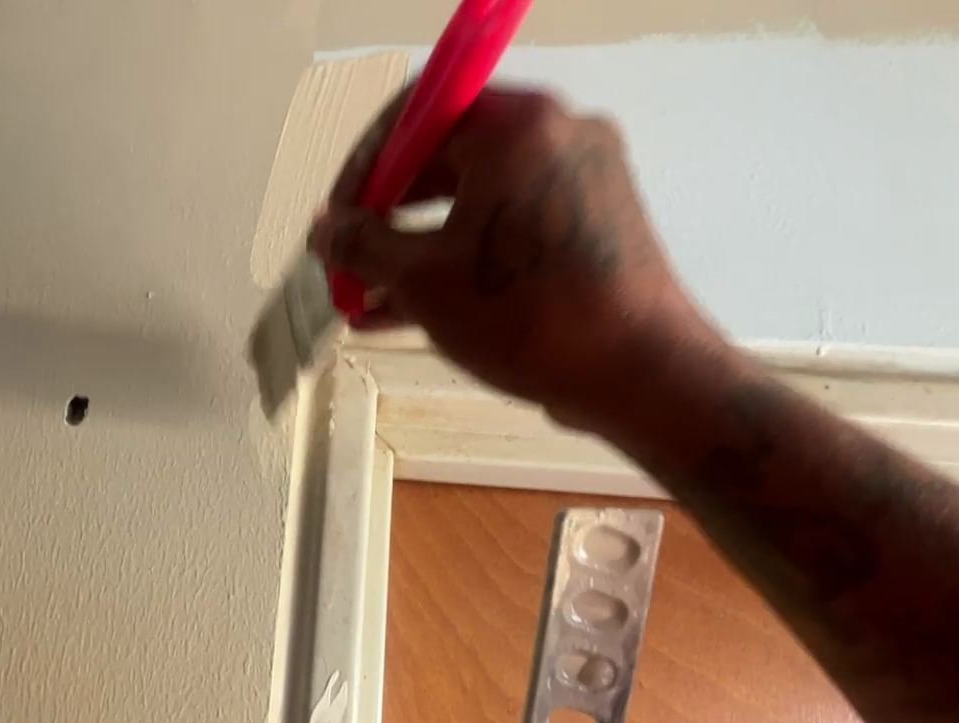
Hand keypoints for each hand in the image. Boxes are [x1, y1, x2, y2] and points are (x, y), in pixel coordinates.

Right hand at [309, 86, 717, 432]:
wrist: (634, 373)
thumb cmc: (524, 315)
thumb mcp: (422, 280)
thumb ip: (362, 245)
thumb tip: (324, 229)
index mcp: (516, 126)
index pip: (416, 114)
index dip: (362, 167)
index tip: (336, 218)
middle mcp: (553, 136)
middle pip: (443, 160)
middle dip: (382, 219)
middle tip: (346, 264)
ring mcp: (575, 183)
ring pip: (469, 205)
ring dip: (409, 251)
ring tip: (363, 300)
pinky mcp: (585, 228)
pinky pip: (501, 233)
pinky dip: (453, 263)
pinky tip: (402, 311)